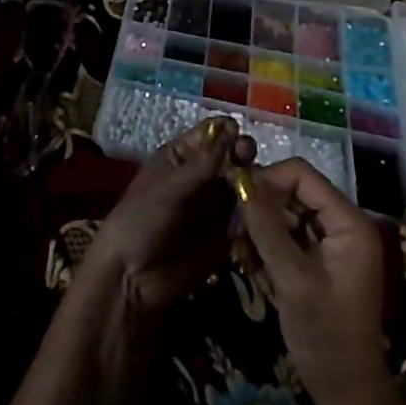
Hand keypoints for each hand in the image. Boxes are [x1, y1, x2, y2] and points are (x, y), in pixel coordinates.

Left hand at [86, 117, 254, 313]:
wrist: (133, 276)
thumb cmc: (142, 220)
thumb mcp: (170, 187)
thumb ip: (204, 163)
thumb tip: (232, 127)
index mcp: (181, 156)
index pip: (211, 134)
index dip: (228, 132)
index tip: (241, 137)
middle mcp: (203, 176)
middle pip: (233, 158)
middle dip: (246, 157)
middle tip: (252, 163)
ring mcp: (217, 205)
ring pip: (246, 187)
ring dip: (258, 186)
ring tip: (267, 190)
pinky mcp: (229, 235)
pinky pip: (251, 218)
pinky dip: (262, 214)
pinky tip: (272, 214)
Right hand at [232, 159, 405, 404]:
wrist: (345, 391)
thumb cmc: (324, 335)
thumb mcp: (292, 278)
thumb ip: (266, 226)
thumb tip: (239, 179)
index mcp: (349, 223)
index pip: (301, 174)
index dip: (267, 180)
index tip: (237, 202)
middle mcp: (343, 223)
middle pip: (291, 189)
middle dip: (260, 205)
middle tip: (234, 232)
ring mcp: (331, 241)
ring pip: (284, 210)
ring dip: (259, 225)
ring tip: (241, 252)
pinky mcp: (319, 258)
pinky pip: (286, 231)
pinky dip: (265, 241)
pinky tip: (250, 262)